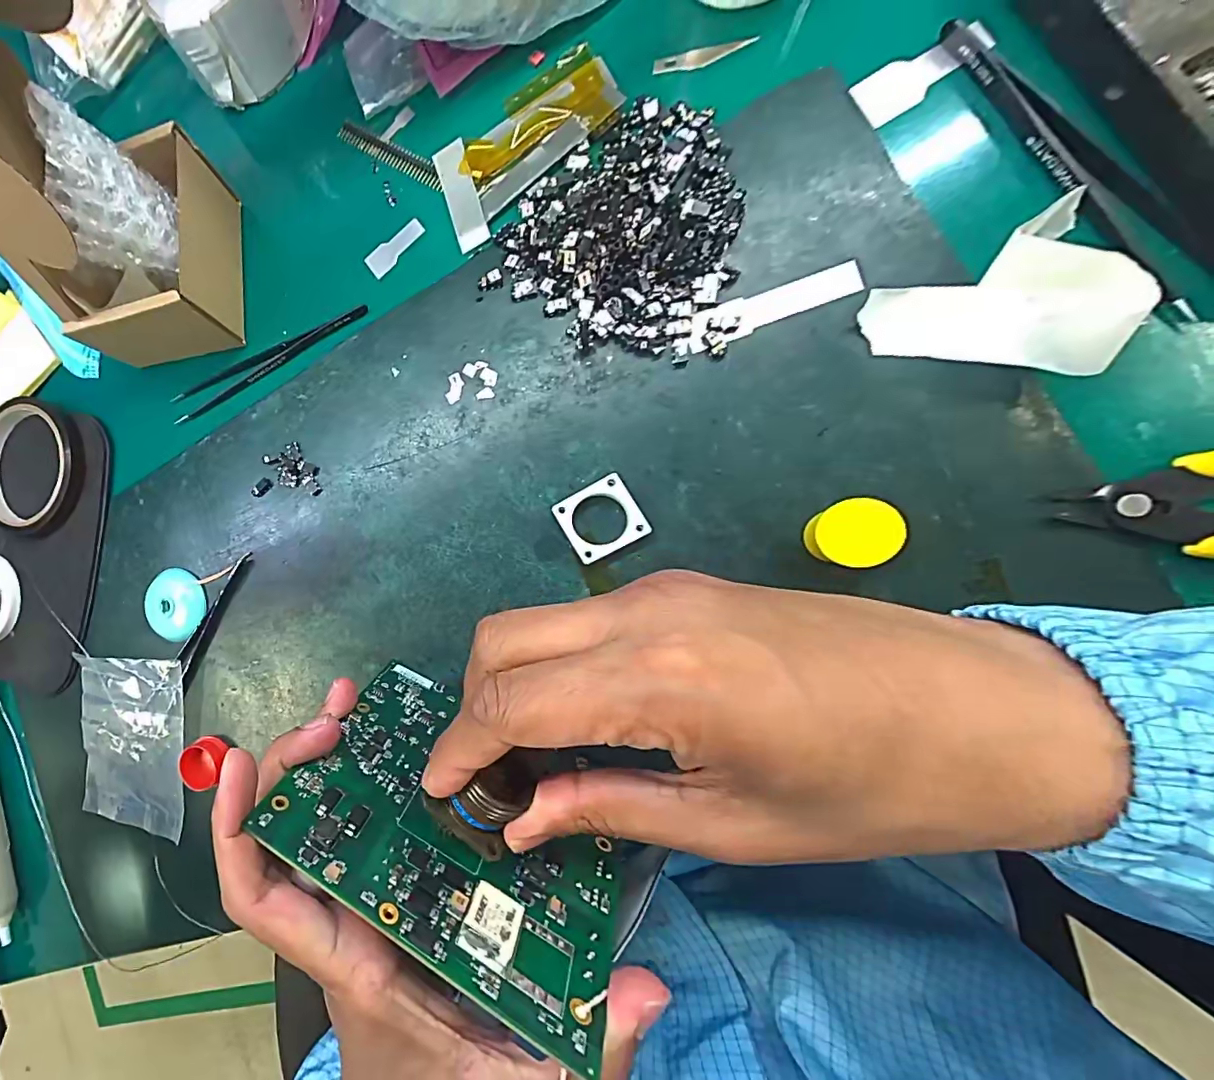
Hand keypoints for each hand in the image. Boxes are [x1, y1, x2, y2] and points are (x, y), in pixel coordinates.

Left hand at [214, 680, 668, 1079]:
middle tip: (332, 717)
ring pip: (315, 822)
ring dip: (321, 758)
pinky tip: (374, 740)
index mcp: (351, 963)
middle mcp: (338, 922)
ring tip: (345, 705)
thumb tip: (643, 984)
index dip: (237, 829)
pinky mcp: (381, 892)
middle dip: (291, 768)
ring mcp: (356, 903)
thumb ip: (587, 1049)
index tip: (245, 764)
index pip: (260, 898)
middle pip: (282, 837)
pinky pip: (354, 829)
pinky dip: (356, 781)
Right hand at [422, 570, 1131, 862]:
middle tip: (484, 764)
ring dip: (506, 678)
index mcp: (659, 680)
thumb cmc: (873, 788)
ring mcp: (653, 589)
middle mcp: (639, 615)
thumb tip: (523, 821)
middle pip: (500, 639)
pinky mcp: (670, 585)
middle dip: (470, 702)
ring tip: (527, 740)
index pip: (515, 704)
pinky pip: (575, 618)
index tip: (439, 784)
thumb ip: (609, 808)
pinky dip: (550, 660)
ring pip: (531, 620)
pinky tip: (582, 705)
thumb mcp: (734, 825)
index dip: (462, 747)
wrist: (994, 706)